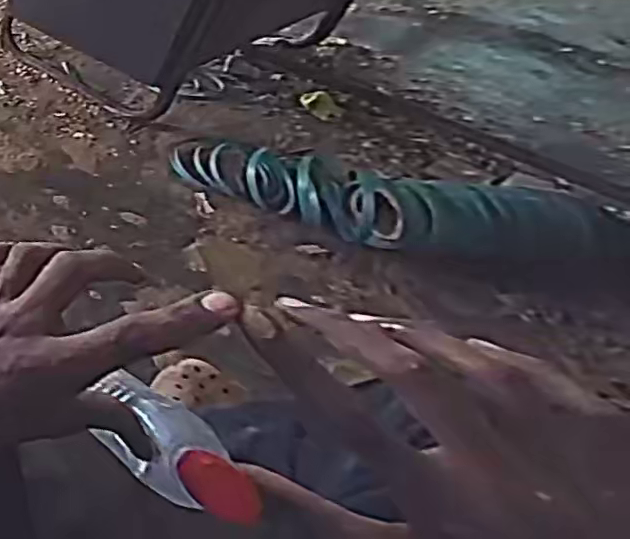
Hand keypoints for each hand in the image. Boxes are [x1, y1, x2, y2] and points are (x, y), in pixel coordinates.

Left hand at [0, 242, 241, 451]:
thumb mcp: (55, 424)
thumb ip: (103, 418)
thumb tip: (147, 436)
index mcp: (59, 360)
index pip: (131, 336)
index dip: (181, 320)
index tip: (219, 304)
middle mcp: (29, 320)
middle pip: (74, 270)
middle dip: (110, 263)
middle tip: (132, 273)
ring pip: (30, 254)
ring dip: (60, 251)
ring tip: (80, 261)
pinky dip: (8, 248)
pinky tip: (22, 255)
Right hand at [238, 298, 629, 538]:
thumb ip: (316, 513)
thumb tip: (230, 471)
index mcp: (444, 505)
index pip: (346, 417)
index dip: (290, 360)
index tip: (252, 316)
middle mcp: (502, 478)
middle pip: (411, 377)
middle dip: (345, 330)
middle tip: (301, 307)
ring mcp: (569, 462)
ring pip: (480, 369)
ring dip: (413, 334)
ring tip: (371, 320)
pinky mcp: (618, 449)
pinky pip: (551, 382)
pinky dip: (497, 354)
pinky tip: (465, 345)